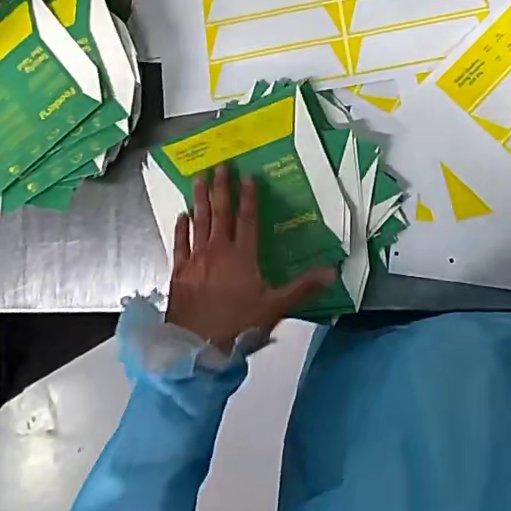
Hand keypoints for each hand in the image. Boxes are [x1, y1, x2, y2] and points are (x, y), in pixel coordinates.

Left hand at [168, 165, 335, 351]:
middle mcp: (217, 250)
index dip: (248, 196)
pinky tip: (181, 215)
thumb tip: (331, 271)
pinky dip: (181, 228)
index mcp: (242, 256)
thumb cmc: (238, 325)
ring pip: (199, 221)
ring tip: (198, 178)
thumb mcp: (275, 308)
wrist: (197, 344)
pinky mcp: (179, 270)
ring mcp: (196, 259)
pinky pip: (180, 243)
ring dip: (199, 199)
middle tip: (220, 166)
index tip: (248, 176)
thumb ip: (302, 287)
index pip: (247, 219)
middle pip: (220, 213)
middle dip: (221, 188)